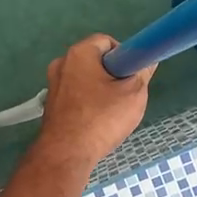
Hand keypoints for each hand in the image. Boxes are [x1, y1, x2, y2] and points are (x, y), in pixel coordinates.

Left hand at [37, 34, 155, 167]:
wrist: (67, 154)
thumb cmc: (101, 119)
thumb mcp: (134, 94)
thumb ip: (142, 73)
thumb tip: (146, 62)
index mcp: (79, 53)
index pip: (107, 42)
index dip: (124, 57)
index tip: (132, 77)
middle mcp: (61, 64)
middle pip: (94, 61)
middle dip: (112, 75)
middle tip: (125, 96)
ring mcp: (52, 86)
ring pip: (85, 81)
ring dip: (100, 92)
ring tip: (111, 114)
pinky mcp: (50, 106)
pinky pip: (75, 98)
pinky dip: (87, 106)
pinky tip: (95, 124)